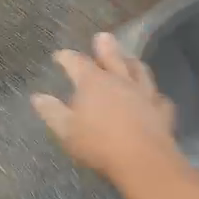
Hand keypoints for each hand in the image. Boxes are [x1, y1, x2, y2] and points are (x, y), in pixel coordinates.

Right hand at [33, 32, 184, 186]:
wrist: (144, 162)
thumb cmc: (98, 143)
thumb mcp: (65, 129)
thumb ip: (51, 111)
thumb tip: (37, 97)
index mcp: (93, 82)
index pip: (76, 62)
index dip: (66, 57)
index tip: (59, 56)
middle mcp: (119, 82)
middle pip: (112, 58)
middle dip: (105, 47)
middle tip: (103, 37)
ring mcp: (143, 95)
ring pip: (140, 72)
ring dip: (133, 63)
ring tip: (130, 58)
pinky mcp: (162, 112)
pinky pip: (160, 99)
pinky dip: (155, 96)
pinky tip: (155, 97)